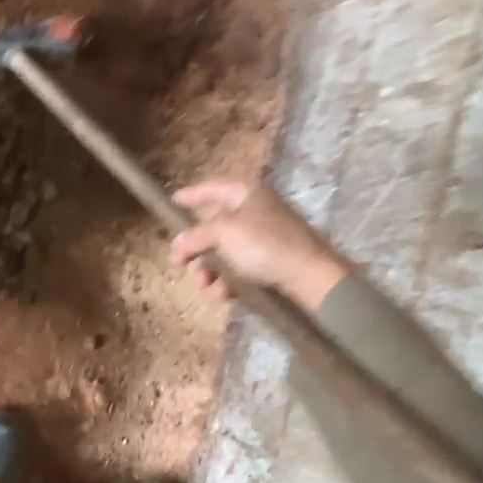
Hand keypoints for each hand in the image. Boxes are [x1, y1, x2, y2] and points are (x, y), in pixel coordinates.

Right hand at [169, 179, 349, 311]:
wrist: (310, 277)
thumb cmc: (265, 244)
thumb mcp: (224, 233)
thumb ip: (195, 236)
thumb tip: (177, 244)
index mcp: (249, 195)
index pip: (214, 188)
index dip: (192, 194)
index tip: (173, 201)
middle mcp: (256, 213)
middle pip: (213, 228)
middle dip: (196, 249)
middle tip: (181, 262)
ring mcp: (263, 240)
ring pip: (222, 254)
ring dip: (208, 272)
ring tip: (206, 286)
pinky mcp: (269, 264)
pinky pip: (237, 270)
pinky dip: (226, 282)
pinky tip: (222, 294)